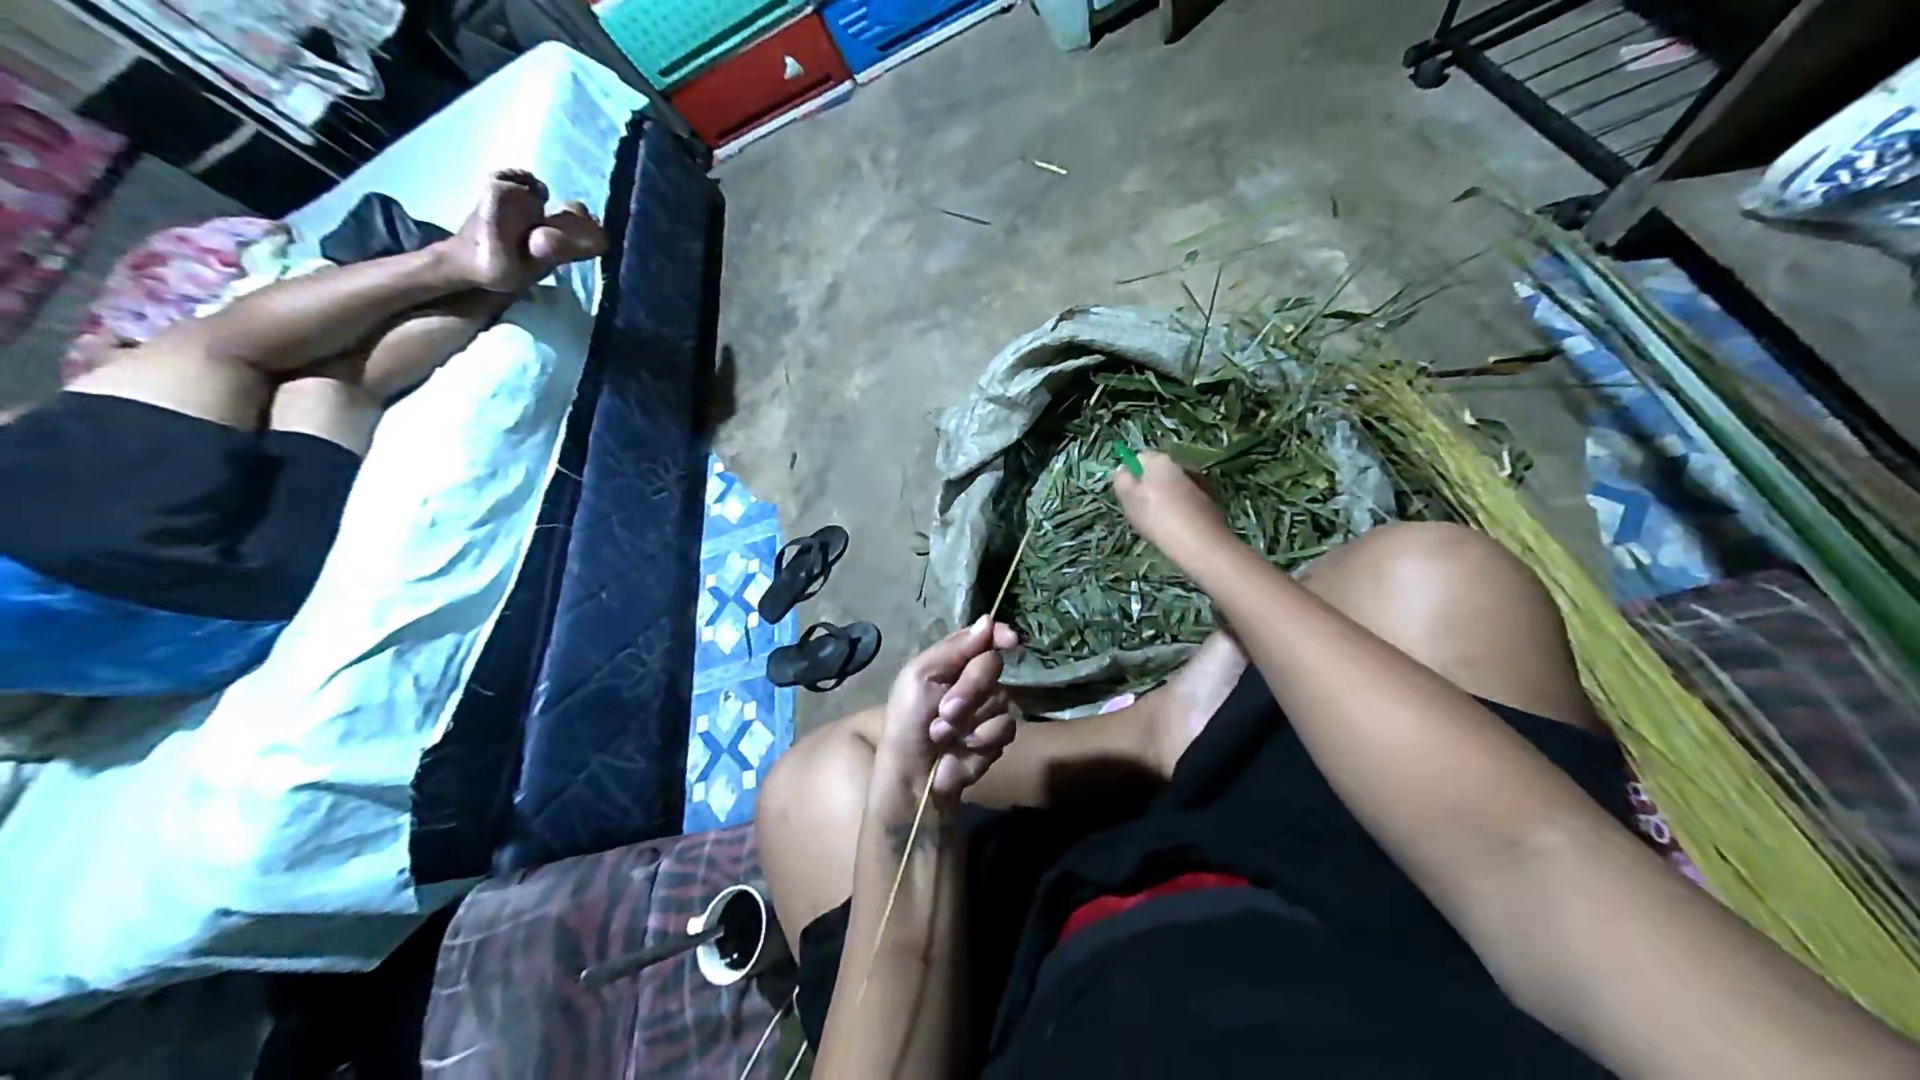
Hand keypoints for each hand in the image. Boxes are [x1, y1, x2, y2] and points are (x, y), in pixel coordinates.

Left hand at [877, 616, 1019, 805]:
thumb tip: (988, 620)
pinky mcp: (997, 735)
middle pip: (992, 665)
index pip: (983, 638)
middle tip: (946, 708)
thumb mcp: (919, 676)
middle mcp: (973, 679)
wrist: (914, 773)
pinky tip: (965, 747)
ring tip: (943, 734)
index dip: (999, 635)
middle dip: (970, 687)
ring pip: (1000, 698)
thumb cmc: (907, 721)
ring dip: (970, 719)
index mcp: (952, 661)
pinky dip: (983, 737)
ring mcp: (987, 707)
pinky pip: (1006, 726)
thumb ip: (954, 648)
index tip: (1009, 640)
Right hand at [1113, 450, 1230, 562]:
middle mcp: (1182, 464)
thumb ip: (1121, 479)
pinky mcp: (1212, 499)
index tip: (1130, 495)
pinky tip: (1179, 526)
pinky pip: (1190, 499)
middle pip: (1159, 472)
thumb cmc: (1157, 517)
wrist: (1199, 541)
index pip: (1140, 457)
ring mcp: (1200, 481)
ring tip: (1163, 521)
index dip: (1132, 474)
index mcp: (1160, 460)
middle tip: (1143, 510)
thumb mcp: (1127, 497)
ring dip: (1168, 497)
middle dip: (1151, 486)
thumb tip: (1125, 470)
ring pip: (1176, 486)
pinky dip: (1183, 508)